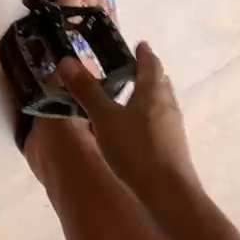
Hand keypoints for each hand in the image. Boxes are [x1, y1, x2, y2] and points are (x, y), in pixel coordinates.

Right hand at [57, 41, 196, 195]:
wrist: (169, 195)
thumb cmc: (136, 150)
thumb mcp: (104, 118)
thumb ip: (86, 90)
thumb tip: (65, 60)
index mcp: (152, 91)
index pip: (151, 64)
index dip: (144, 53)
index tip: (138, 44)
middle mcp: (167, 105)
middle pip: (160, 82)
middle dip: (148, 73)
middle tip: (131, 68)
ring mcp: (173, 128)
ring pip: (162, 103)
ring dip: (149, 96)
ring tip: (131, 97)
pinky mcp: (174, 148)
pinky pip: (161, 122)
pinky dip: (150, 116)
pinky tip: (136, 129)